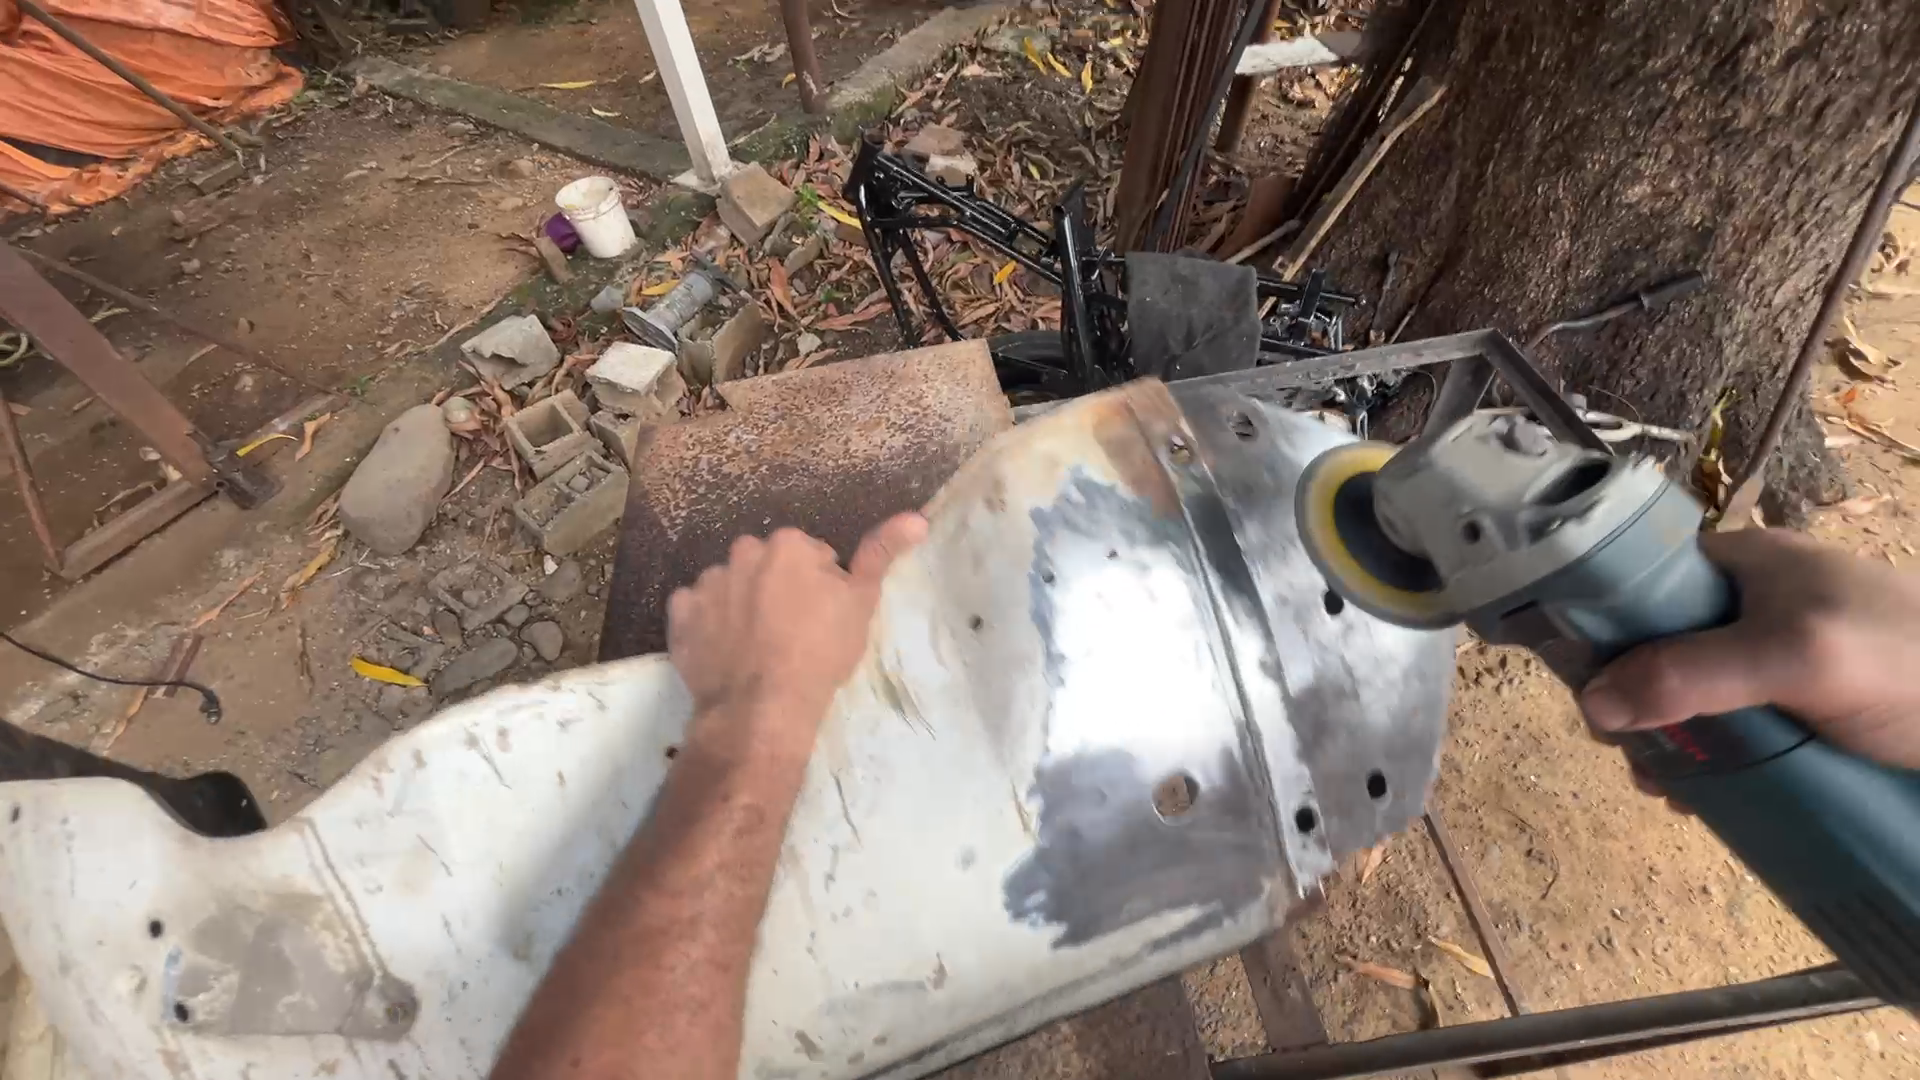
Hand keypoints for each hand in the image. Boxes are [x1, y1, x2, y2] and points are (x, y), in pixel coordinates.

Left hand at [667, 514, 927, 761]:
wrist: (763, 707)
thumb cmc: (820, 651)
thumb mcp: (862, 601)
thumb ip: (882, 553)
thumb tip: (918, 517)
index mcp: (788, 544)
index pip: (812, 557)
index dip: (822, 588)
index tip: (824, 618)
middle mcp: (742, 552)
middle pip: (769, 566)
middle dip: (779, 588)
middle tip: (794, 632)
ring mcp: (707, 583)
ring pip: (733, 586)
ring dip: (744, 604)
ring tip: (759, 646)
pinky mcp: (680, 616)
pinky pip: (698, 610)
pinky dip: (709, 624)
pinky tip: (726, 650)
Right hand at [1581, 528, 1919, 770]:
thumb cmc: (1917, 664)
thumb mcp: (1798, 658)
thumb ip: (1688, 674)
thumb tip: (1589, 708)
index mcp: (1737, 565)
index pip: (1631, 584)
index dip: (1595, 632)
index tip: (1587, 689)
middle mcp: (1745, 606)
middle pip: (1648, 648)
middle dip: (1627, 702)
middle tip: (1626, 747)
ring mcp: (1774, 659)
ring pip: (1681, 694)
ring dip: (1660, 738)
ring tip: (1663, 783)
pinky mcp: (1799, 708)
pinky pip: (1723, 727)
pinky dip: (1700, 758)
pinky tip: (1697, 789)